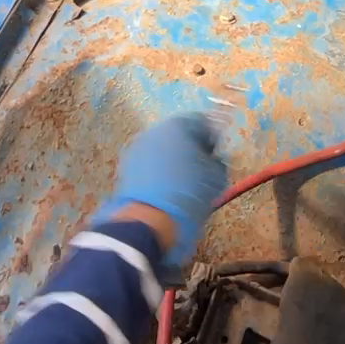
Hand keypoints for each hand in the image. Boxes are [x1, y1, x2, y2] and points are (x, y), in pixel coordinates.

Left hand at [99, 114, 227, 272]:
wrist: (149, 221)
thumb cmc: (188, 196)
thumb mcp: (216, 179)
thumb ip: (218, 161)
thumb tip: (213, 159)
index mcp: (180, 125)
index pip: (203, 122)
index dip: (213, 139)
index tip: (216, 157)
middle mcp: (156, 129)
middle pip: (180, 132)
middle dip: (191, 148)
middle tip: (201, 170)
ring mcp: (138, 146)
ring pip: (162, 147)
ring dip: (173, 159)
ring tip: (182, 183)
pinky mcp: (126, 164)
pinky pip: (149, 161)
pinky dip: (158, 170)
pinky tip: (165, 189)